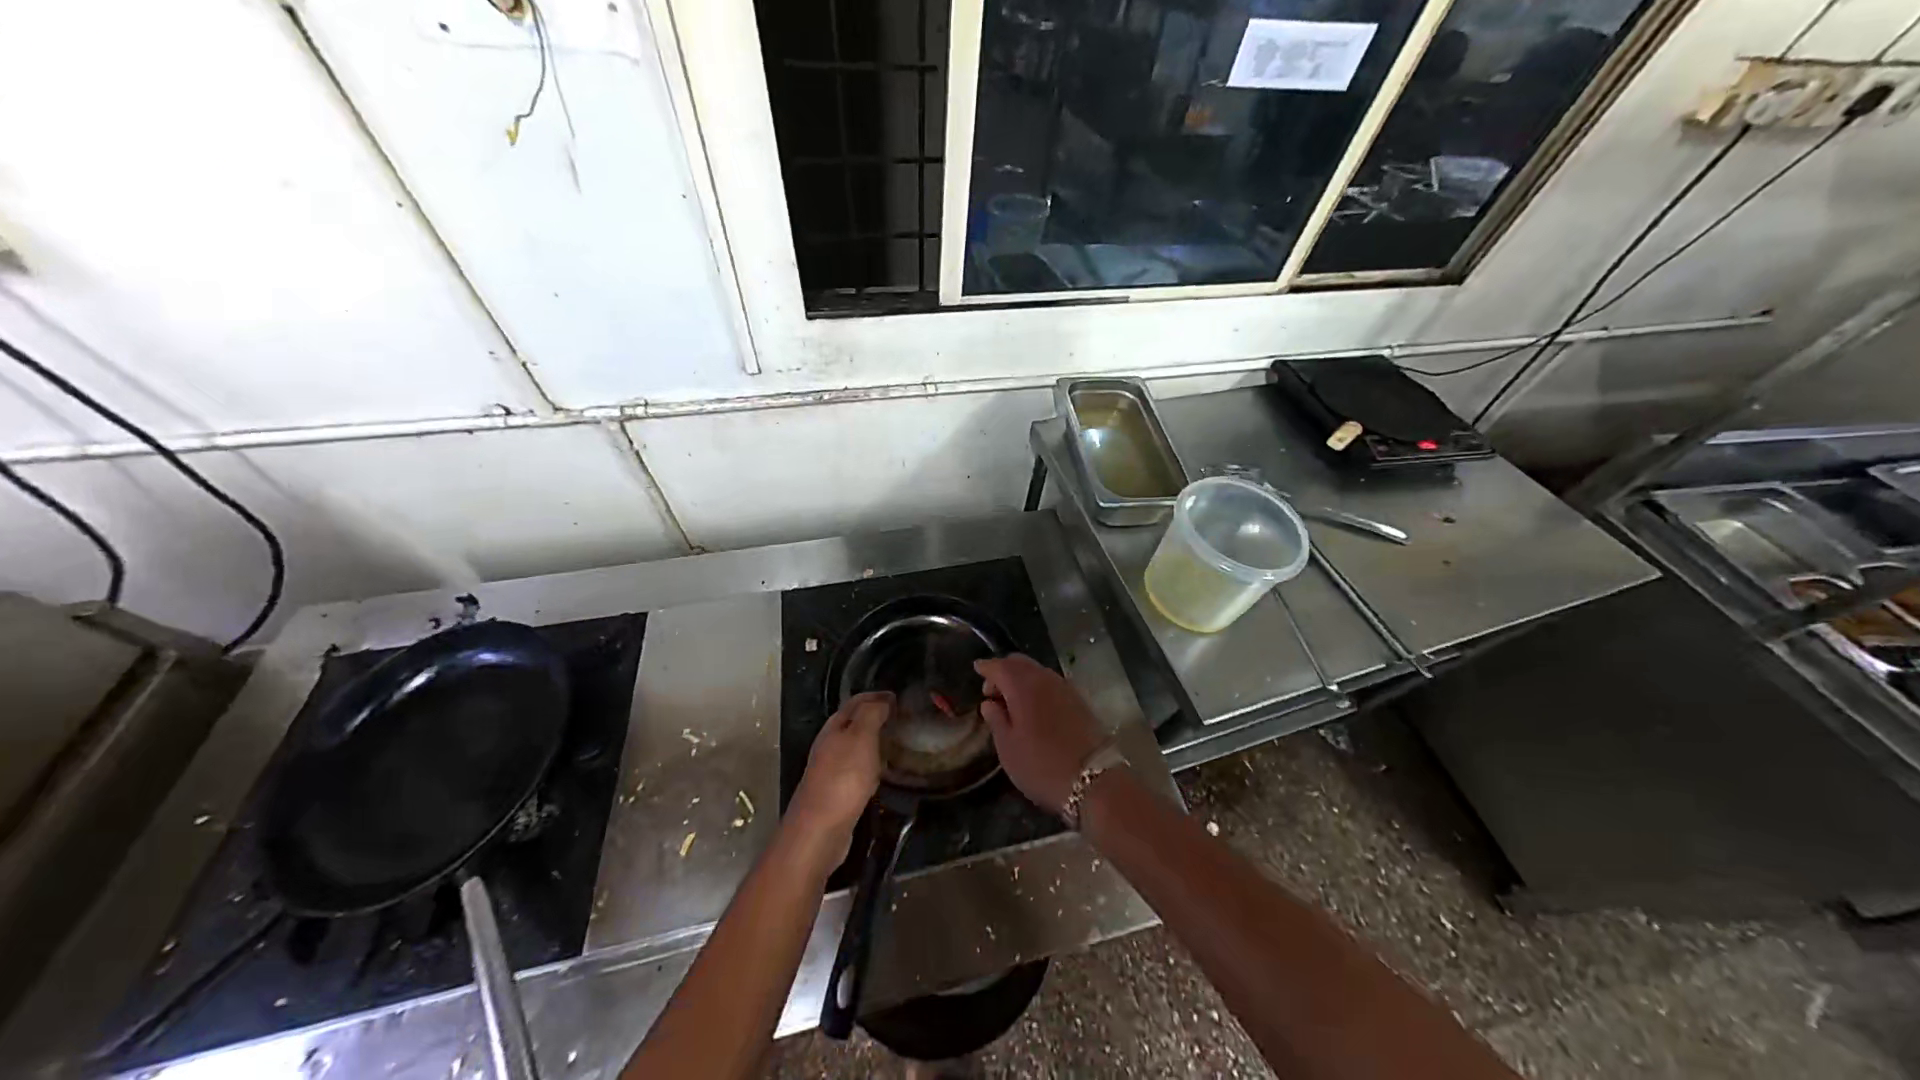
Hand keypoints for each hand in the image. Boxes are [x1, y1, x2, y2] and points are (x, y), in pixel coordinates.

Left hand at [788, 691, 892, 852]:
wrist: (820, 830)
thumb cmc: (843, 778)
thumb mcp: (861, 737)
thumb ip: (872, 714)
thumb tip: (884, 699)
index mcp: (834, 726)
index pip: (857, 701)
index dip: (878, 696)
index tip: (901, 697)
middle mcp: (830, 744)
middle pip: (854, 722)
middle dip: (877, 716)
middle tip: (905, 718)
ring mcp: (831, 768)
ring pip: (857, 745)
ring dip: (876, 740)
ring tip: (900, 742)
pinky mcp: (838, 791)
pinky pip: (859, 768)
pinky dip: (874, 763)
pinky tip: (886, 771)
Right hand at [975, 655, 1106, 814]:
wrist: (1094, 779)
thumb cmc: (1041, 765)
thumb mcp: (1008, 747)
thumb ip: (996, 720)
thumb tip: (989, 703)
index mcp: (1023, 686)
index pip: (1000, 666)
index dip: (986, 667)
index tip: (977, 669)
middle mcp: (1045, 678)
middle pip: (1020, 663)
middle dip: (1004, 670)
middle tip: (993, 692)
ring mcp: (1066, 688)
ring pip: (1038, 672)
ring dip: (1022, 679)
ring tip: (1013, 703)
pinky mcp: (1080, 700)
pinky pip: (1051, 683)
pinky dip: (1038, 687)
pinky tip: (1034, 707)